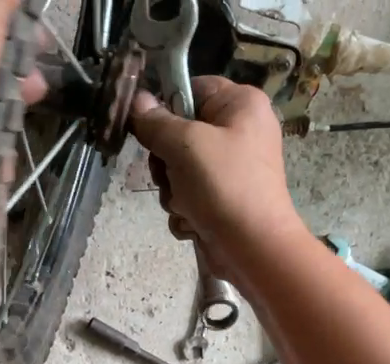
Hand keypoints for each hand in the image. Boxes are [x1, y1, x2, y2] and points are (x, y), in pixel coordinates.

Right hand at [130, 77, 298, 256]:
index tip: (147, 130)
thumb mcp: (185, 146)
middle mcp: (238, 131)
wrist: (253, 247)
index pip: (192, 88)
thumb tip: (136, 101)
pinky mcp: (223, 199)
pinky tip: (195, 222)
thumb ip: (156, 123)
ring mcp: (230, 169)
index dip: (166, 109)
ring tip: (187, 205)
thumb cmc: (224, 187)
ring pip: (179, 172)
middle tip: (172, 176)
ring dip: (173, 192)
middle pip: (179, 135)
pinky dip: (186, 211)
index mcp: (239, 104)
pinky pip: (189, 197)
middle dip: (167, 163)